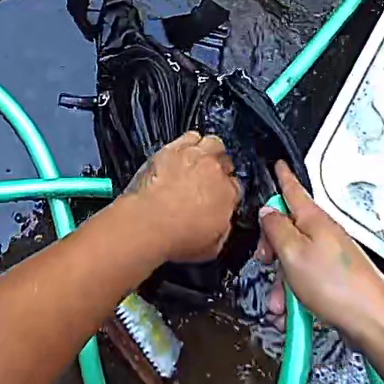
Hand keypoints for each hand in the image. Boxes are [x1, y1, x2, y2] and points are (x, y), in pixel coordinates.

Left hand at [120, 131, 240, 262]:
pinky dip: (190, 140)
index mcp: (228, 195)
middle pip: (226, 161)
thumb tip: (222, 224)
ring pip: (213, 142)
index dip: (227, 191)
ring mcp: (194, 157)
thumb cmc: (177, 237)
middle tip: (208, 178)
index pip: (236, 187)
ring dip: (210, 150)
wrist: (147, 223)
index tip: (219, 196)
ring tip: (201, 159)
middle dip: (220, 169)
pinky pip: (190, 135)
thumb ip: (223, 230)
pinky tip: (185, 149)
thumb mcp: (211, 247)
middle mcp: (214, 171)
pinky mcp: (173, 149)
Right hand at [257, 162, 383, 346]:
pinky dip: (294, 298)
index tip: (279, 165)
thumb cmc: (338, 287)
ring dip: (281, 284)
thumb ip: (276, 229)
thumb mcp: (292, 252)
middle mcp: (324, 234)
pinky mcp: (335, 281)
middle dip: (271, 251)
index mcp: (314, 219)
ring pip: (294, 262)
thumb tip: (267, 212)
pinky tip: (290, 315)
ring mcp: (330, 258)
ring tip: (279, 306)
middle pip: (288, 230)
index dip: (283, 177)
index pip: (293, 190)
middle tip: (264, 262)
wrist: (374, 322)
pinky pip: (305, 282)